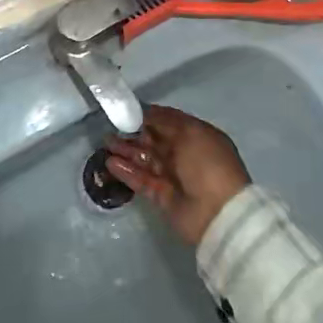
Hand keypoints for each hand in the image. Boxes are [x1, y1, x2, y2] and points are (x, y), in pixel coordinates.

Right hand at [103, 104, 249, 244]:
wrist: (217, 212)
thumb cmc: (207, 164)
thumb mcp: (190, 133)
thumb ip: (165, 121)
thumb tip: (146, 112)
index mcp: (198, 136)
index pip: (170, 121)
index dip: (150, 115)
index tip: (128, 110)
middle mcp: (186, 154)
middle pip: (155, 140)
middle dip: (134, 133)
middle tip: (111, 126)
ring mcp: (174, 176)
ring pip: (146, 160)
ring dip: (127, 151)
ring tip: (105, 143)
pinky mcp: (162, 196)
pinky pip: (142, 180)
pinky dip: (127, 171)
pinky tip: (110, 163)